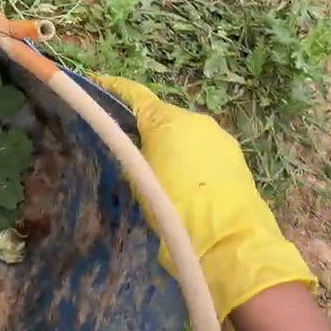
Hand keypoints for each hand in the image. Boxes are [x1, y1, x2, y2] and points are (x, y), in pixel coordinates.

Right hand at [94, 75, 313, 319]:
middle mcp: (194, 119)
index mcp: (165, 120)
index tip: (94, 85)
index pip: (133, 94)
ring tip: (158, 170)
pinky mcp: (235, 156)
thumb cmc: (176, 211)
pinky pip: (204, 149)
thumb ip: (132, 152)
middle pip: (161, 115)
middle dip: (144, 127)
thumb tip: (128, 143)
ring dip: (170, 144)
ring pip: (185, 133)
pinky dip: (191, 158)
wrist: (232, 245)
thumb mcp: (139, 180)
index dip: (112, 88)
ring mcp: (218, 136)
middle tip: (127, 146)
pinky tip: (186, 183)